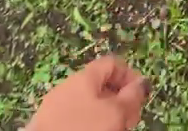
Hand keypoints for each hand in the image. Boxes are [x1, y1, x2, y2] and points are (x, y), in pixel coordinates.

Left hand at [25, 55, 150, 130]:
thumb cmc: (83, 129)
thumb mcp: (115, 113)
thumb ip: (131, 96)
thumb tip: (142, 83)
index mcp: (84, 76)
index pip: (113, 63)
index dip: (130, 76)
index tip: (138, 97)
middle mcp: (67, 86)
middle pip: (100, 85)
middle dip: (119, 100)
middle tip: (129, 119)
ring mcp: (53, 107)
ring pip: (87, 104)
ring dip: (105, 114)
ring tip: (114, 128)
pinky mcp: (45, 126)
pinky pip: (74, 118)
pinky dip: (88, 123)